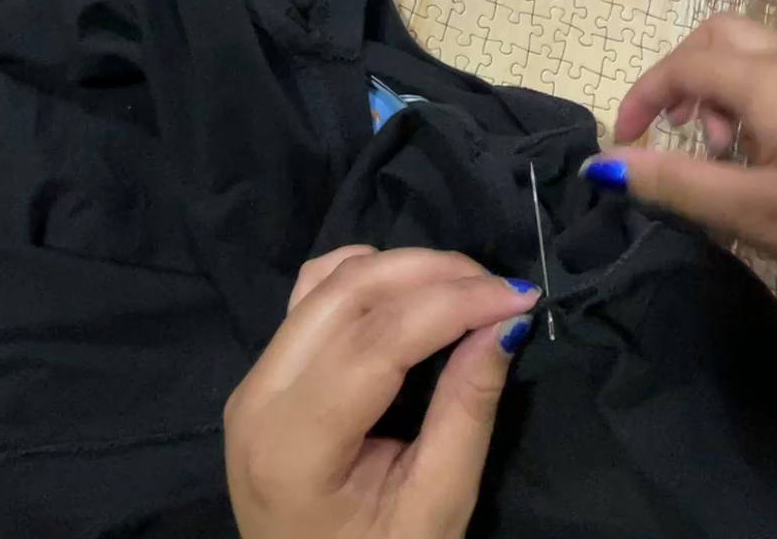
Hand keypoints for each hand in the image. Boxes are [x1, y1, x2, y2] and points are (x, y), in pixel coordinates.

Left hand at [224, 246, 539, 538]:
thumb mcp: (435, 509)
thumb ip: (466, 411)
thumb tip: (506, 322)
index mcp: (292, 444)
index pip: (379, 339)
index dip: (455, 303)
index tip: (520, 296)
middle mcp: (259, 394)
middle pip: (350, 291)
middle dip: (434, 272)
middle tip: (499, 289)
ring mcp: (256, 375)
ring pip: (330, 278)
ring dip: (404, 267)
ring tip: (465, 287)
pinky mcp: (267, 365)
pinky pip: (313, 289)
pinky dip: (365, 272)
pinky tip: (406, 289)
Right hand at [583, 13, 776, 331]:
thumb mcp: (759, 215)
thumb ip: (677, 184)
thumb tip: (605, 162)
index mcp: (772, 82)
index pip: (685, 64)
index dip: (643, 97)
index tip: (623, 144)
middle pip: (721, 37)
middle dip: (681, 75)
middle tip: (676, 133)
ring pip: (756, 57)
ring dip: (719, 90)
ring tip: (723, 156)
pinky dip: (754, 103)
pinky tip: (771, 163)